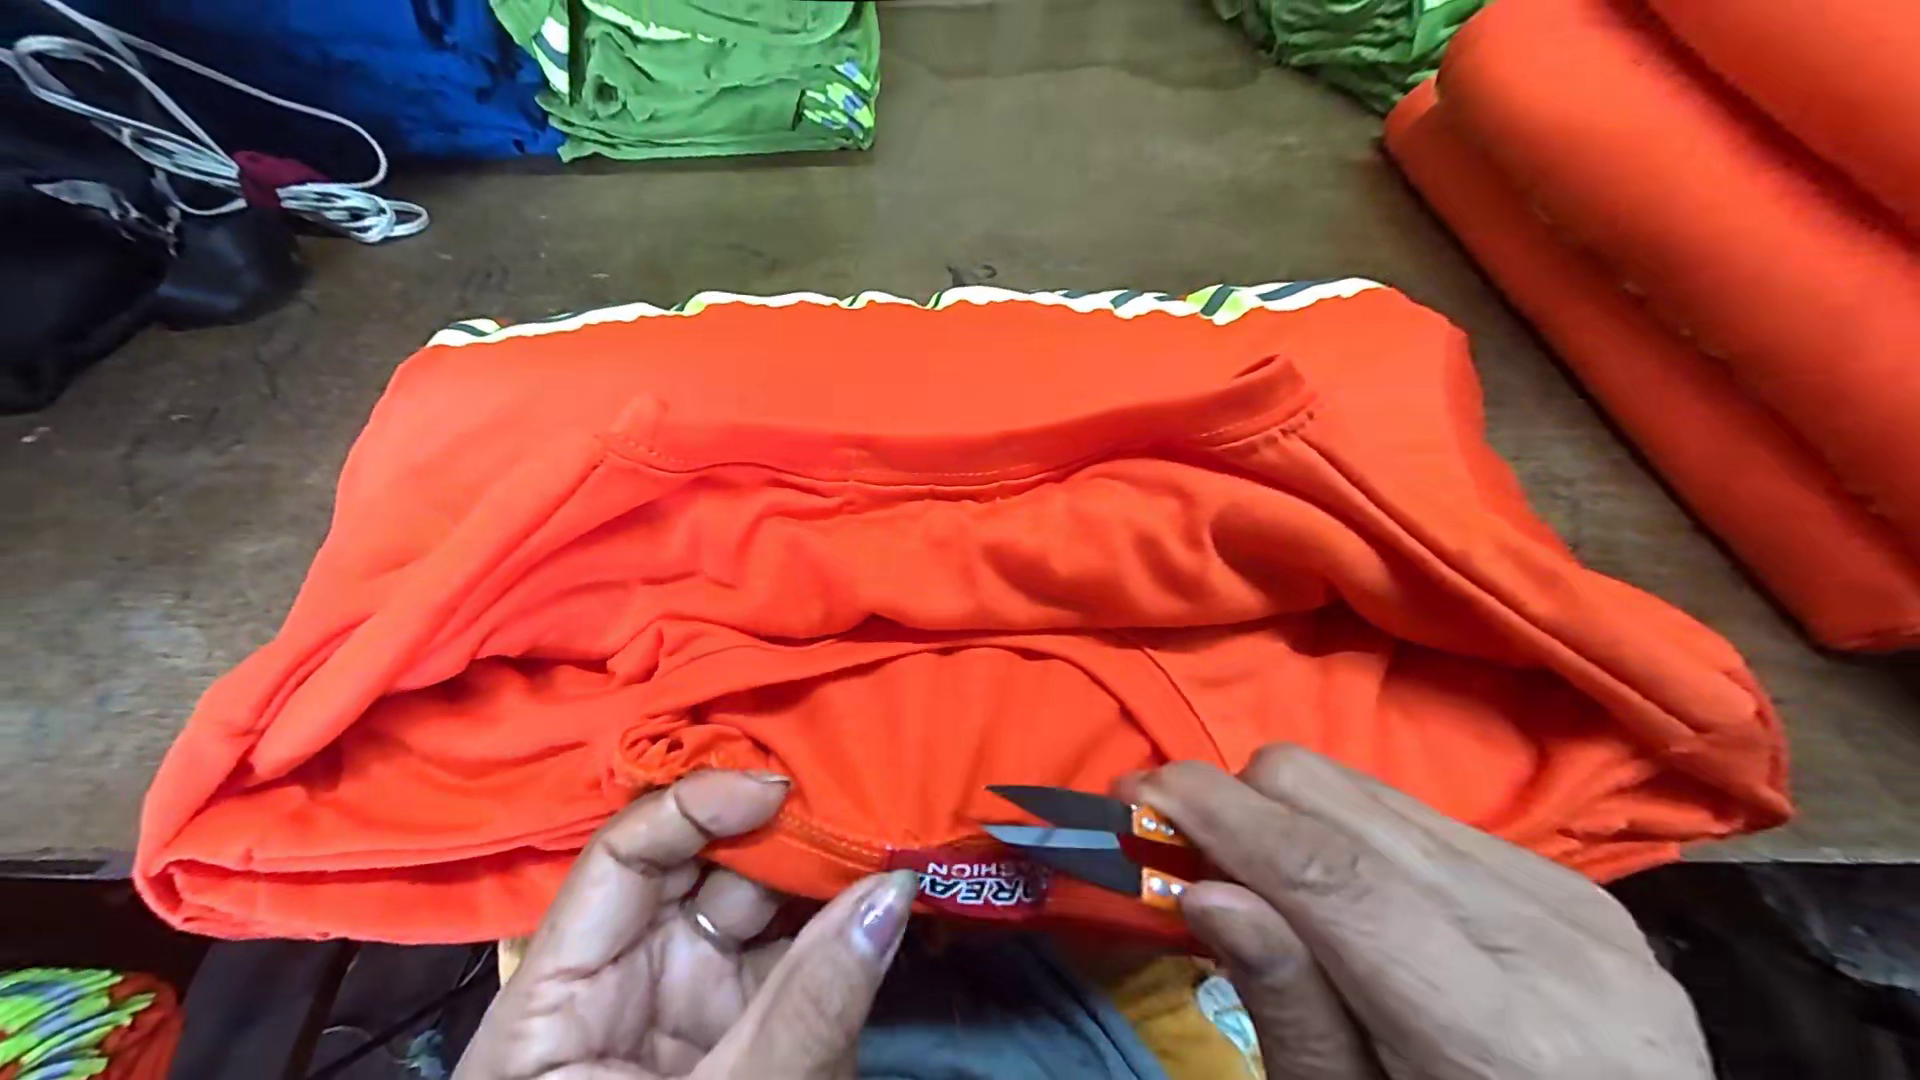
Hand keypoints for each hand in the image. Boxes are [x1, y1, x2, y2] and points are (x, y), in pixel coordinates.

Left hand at [455, 770, 917, 1078]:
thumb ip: (811, 1006)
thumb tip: (894, 888)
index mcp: (560, 1000)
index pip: (624, 857)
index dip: (698, 805)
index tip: (780, 787)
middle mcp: (623, 981)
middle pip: (698, 870)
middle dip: (776, 835)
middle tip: (854, 803)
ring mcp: (686, 1001)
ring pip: (754, 906)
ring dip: (816, 873)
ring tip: (879, 834)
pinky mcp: (739, 1024)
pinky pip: (790, 952)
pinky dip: (835, 924)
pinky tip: (879, 892)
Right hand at [1130, 746, 1712, 1079]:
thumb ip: (1287, 1009)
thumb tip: (1200, 889)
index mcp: (1504, 1038)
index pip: (1329, 876)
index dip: (1218, 816)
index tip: (1132, 789)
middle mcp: (1547, 939)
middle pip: (1331, 799)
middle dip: (1233, 804)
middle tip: (1179, 846)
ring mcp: (1566, 896)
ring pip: (1356, 783)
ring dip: (1276, 810)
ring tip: (1248, 863)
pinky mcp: (1563, 877)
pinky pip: (1399, 805)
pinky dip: (1335, 826)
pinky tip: (1332, 881)